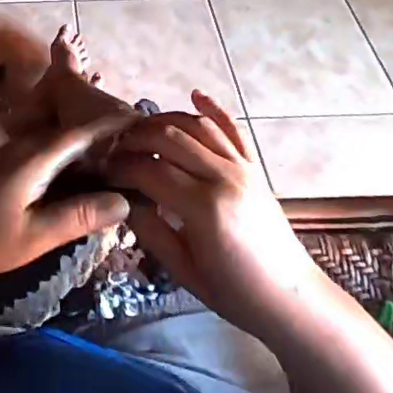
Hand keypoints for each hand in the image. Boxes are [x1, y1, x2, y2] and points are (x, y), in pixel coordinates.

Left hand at [0, 112, 136, 276]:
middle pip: (77, 131)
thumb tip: (123, 201)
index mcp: (39, 155)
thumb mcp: (33, 235)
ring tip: (119, 161)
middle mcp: (29, 145)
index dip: (117, 126)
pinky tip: (80, 177)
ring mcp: (15, 153)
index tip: (145, 124)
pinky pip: (49, 152)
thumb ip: (78, 216)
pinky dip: (72, 158)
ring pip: (62, 141)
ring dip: (90, 146)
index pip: (87, 130)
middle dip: (109, 135)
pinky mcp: (5, 165)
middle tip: (142, 148)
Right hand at [109, 91, 332, 338]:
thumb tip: (123, 199)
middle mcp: (224, 177)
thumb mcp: (183, 270)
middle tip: (114, 148)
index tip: (104, 170)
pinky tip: (195, 95)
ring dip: (165, 119)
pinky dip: (214, 109)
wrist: (289, 297)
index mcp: (203, 208)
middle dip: (136, 137)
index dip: (121, 166)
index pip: (150, 170)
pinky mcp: (254, 166)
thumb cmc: (234, 293)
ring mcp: (242, 167)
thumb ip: (150, 230)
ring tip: (139, 129)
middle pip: (170, 137)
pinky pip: (233, 129)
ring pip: (197, 126)